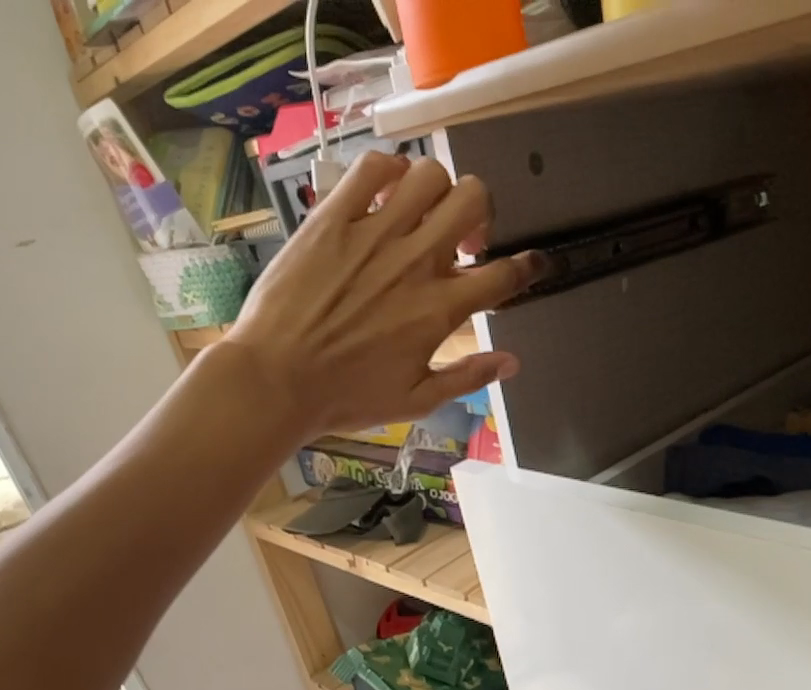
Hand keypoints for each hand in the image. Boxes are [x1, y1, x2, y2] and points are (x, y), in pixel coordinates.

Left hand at [217, 152, 545, 435]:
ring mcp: (372, 234)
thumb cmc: (346, 396)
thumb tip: (511, 362)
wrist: (275, 380)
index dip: (529, 267)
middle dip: (479, 213)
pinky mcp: (332, 218)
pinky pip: (372, 168)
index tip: (535, 264)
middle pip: (473, 200)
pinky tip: (387, 192)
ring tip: (424, 213)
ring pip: (429, 174)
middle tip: (463, 238)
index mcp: (440, 309)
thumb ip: (468, 377)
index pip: (504, 274)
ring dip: (438, 190)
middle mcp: (415, 261)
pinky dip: (390, 170)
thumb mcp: (416, 399)